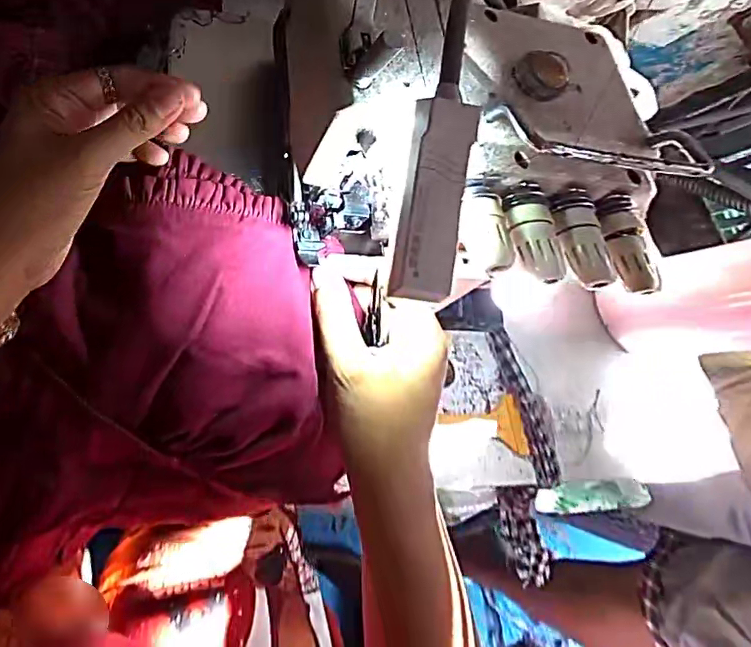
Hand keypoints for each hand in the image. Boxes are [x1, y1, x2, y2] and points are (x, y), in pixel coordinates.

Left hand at [0, 67, 207, 314]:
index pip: (117, 79)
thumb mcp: (90, 158)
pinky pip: (112, 146)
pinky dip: (136, 149)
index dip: (159, 87)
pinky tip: (157, 158)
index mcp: (53, 97)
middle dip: (159, 107)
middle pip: (120, 98)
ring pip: (119, 123)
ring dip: (151, 128)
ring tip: (182, 138)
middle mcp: (58, 111)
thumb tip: (182, 93)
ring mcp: (64, 140)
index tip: (197, 100)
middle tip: (197, 118)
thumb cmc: (37, 203)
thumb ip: (136, 122)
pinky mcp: (72, 167)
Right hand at [312, 261, 448, 479]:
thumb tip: (323, 273)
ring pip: (380, 316)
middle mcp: (429, 336)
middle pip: (385, 295)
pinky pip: (381, 335)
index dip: (357, 270)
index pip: (392, 279)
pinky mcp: (407, 366)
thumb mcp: (347, 364)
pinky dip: (359, 335)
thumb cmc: (373, 427)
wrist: (388, 479)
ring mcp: (420, 352)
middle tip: (321, 302)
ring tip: (330, 329)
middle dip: (351, 296)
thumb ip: (333, 313)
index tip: (326, 271)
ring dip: (352, 317)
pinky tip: (343, 350)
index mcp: (425, 330)